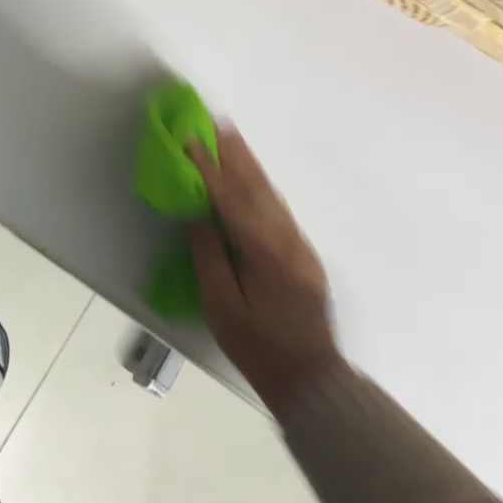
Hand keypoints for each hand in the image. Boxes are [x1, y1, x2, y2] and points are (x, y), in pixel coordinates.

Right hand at [186, 126, 341, 409]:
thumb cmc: (256, 344)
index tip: (191, 141)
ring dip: (250, 166)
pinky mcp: (303, 258)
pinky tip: (252, 179)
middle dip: (235, 155)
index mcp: (264, 254)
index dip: (209, 169)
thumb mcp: (221, 304)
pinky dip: (261, 188)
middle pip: (258, 190)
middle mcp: (287, 243)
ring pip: (272, 198)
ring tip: (233, 140)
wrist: (311, 378)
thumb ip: (209, 256)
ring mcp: (300, 249)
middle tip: (218, 123)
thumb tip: (195, 215)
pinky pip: (278, 211)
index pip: (231, 201)